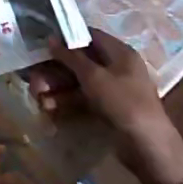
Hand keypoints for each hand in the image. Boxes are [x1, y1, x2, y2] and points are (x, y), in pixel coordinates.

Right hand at [25, 29, 182, 183]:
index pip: (89, 35)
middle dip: (55, 70)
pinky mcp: (107, 110)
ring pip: (78, 83)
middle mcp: (116, 67)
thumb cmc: (123, 103)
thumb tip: (52, 38)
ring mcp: (112, 90)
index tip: (42, 44)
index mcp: (119, 52)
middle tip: (34, 81)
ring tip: (39, 100)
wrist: (148, 148)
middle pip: (79, 61)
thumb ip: (71, 57)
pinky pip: (83, 100)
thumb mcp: (95, 77)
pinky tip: (50, 111)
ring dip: (57, 89)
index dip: (65, 38)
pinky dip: (67, 103)